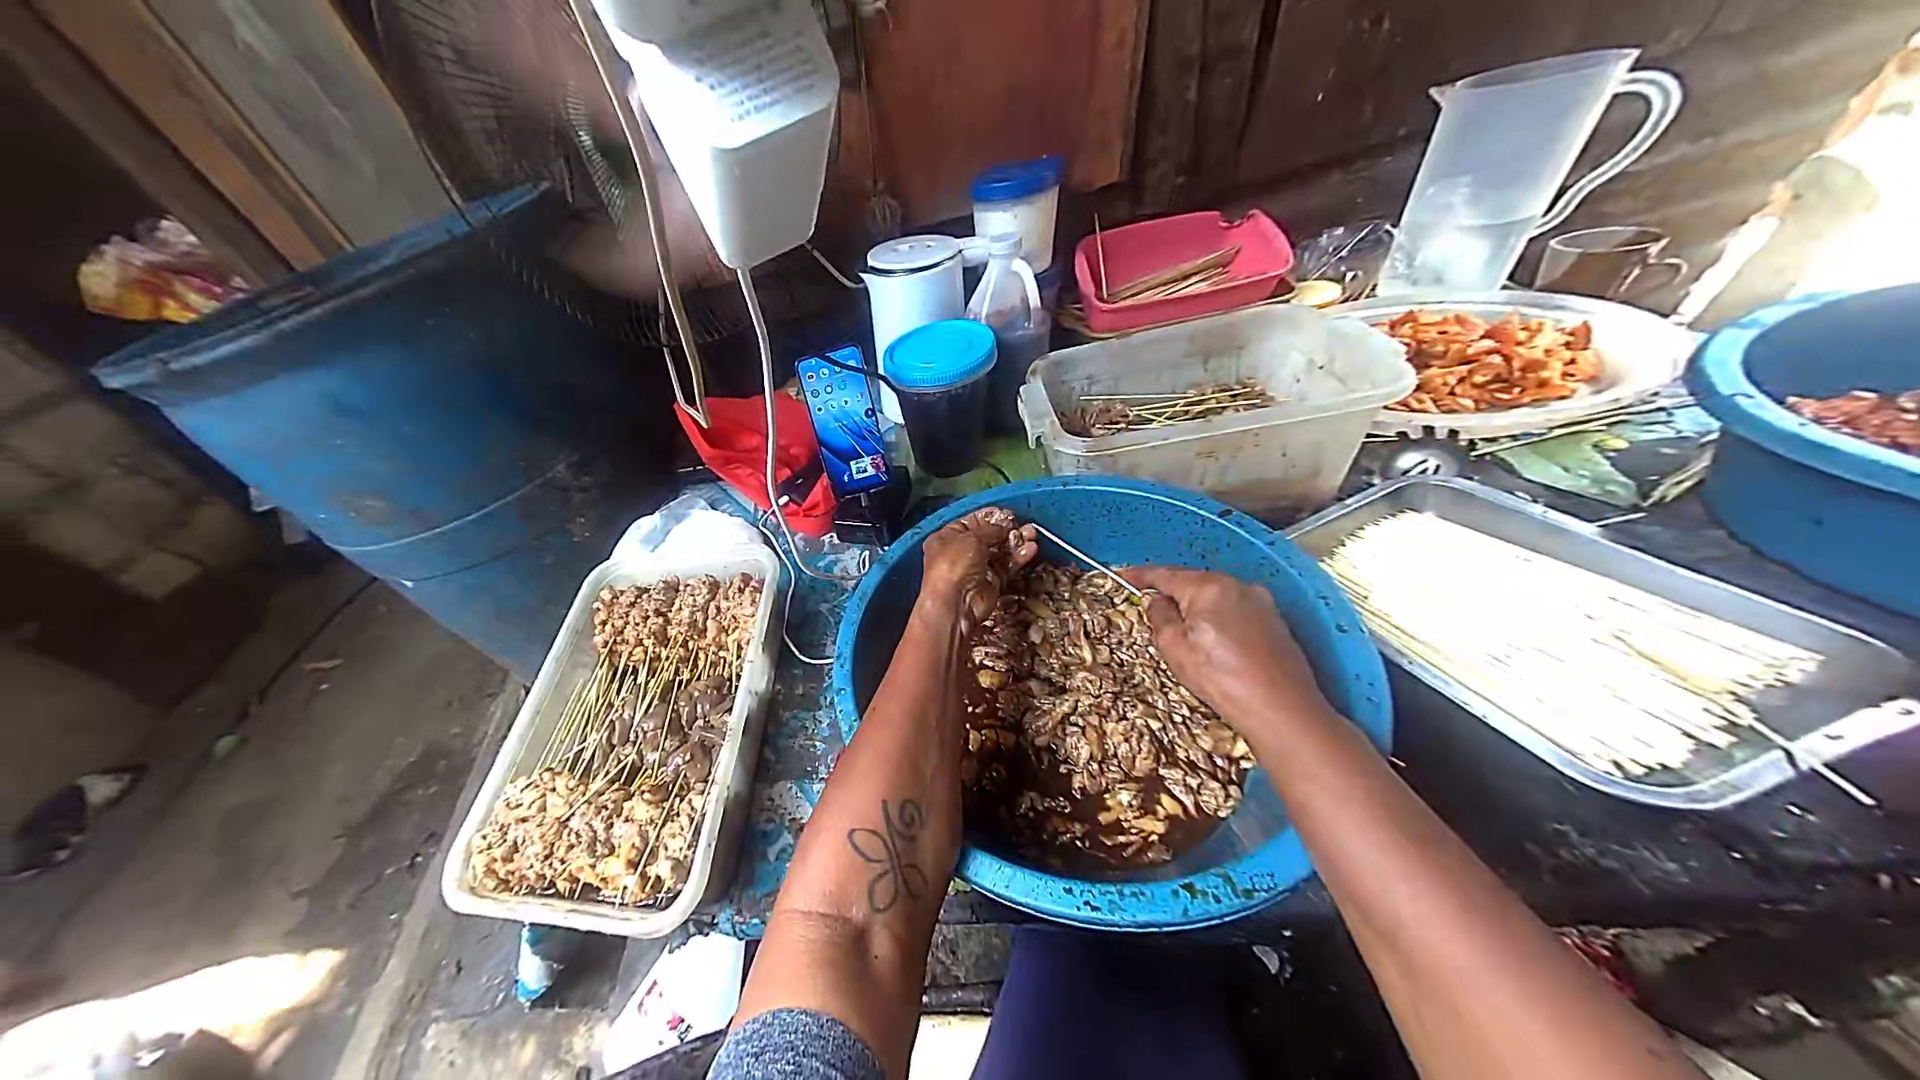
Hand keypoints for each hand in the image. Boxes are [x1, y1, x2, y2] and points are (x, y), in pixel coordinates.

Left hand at [920, 508, 1037, 632]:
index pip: (972, 522)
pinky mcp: (991, 583)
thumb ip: (990, 529)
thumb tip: (1004, 525)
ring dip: (1017, 542)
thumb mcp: (971, 537)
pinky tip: (1031, 549)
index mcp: (947, 537)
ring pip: (1000, 552)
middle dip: (1007, 530)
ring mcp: (976, 568)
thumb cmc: (955, 563)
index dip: (991, 517)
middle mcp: (960, 552)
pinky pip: (1007, 566)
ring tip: (1033, 534)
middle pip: (989, 537)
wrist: (956, 602)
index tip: (1009, 514)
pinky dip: (1018, 558)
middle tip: (1025, 525)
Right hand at [1123, 567, 1337, 739]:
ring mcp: (1260, 602)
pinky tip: (1214, 645)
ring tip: (1184, 636)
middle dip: (1171, 593)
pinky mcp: (1274, 620)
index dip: (1141, 575)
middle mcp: (1238, 586)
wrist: (1283, 710)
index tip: (1125, 576)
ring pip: (1215, 596)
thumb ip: (1159, 617)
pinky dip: (1218, 619)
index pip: (1165, 574)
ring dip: (1196, 608)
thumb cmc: (1225, 680)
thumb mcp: (1175, 649)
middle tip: (1151, 612)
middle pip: (1193, 582)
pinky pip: (1235, 610)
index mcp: (1209, 587)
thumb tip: (1155, 601)